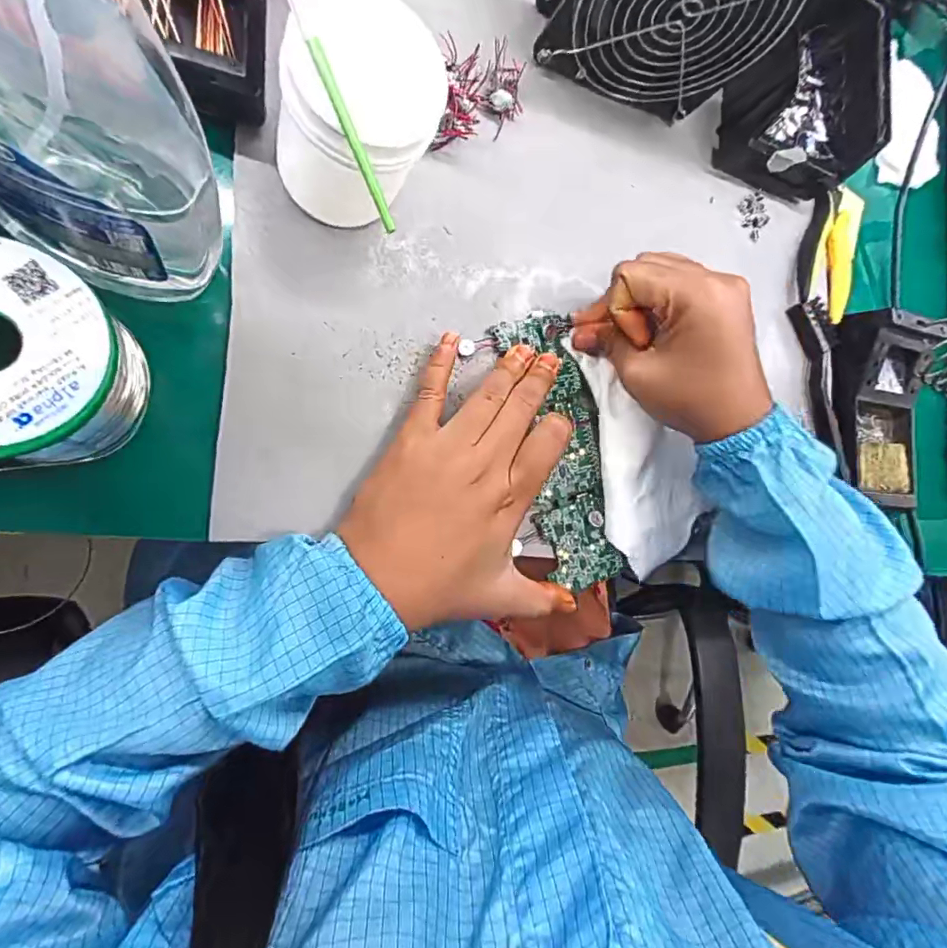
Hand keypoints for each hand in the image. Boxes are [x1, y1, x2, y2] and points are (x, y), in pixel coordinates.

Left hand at [337, 335, 579, 629]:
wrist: (377, 582)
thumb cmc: (437, 589)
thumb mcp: (497, 597)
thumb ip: (539, 598)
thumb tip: (569, 606)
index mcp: (510, 499)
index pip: (547, 446)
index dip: (557, 426)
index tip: (561, 415)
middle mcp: (485, 466)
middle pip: (520, 411)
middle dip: (538, 381)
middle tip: (550, 358)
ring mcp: (447, 449)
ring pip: (486, 398)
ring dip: (506, 369)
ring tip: (521, 348)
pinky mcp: (411, 441)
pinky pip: (429, 394)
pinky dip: (439, 364)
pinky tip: (450, 340)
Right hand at [570, 252, 772, 441]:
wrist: (737, 421)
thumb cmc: (692, 400)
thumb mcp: (638, 373)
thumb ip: (608, 342)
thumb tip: (583, 331)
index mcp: (697, 293)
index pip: (631, 275)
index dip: (615, 308)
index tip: (621, 340)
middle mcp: (715, 280)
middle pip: (646, 266)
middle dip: (623, 301)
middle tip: (611, 335)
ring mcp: (724, 286)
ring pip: (662, 271)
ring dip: (639, 300)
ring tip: (634, 336)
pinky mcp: (725, 298)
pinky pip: (681, 283)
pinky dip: (659, 302)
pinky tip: (652, 330)